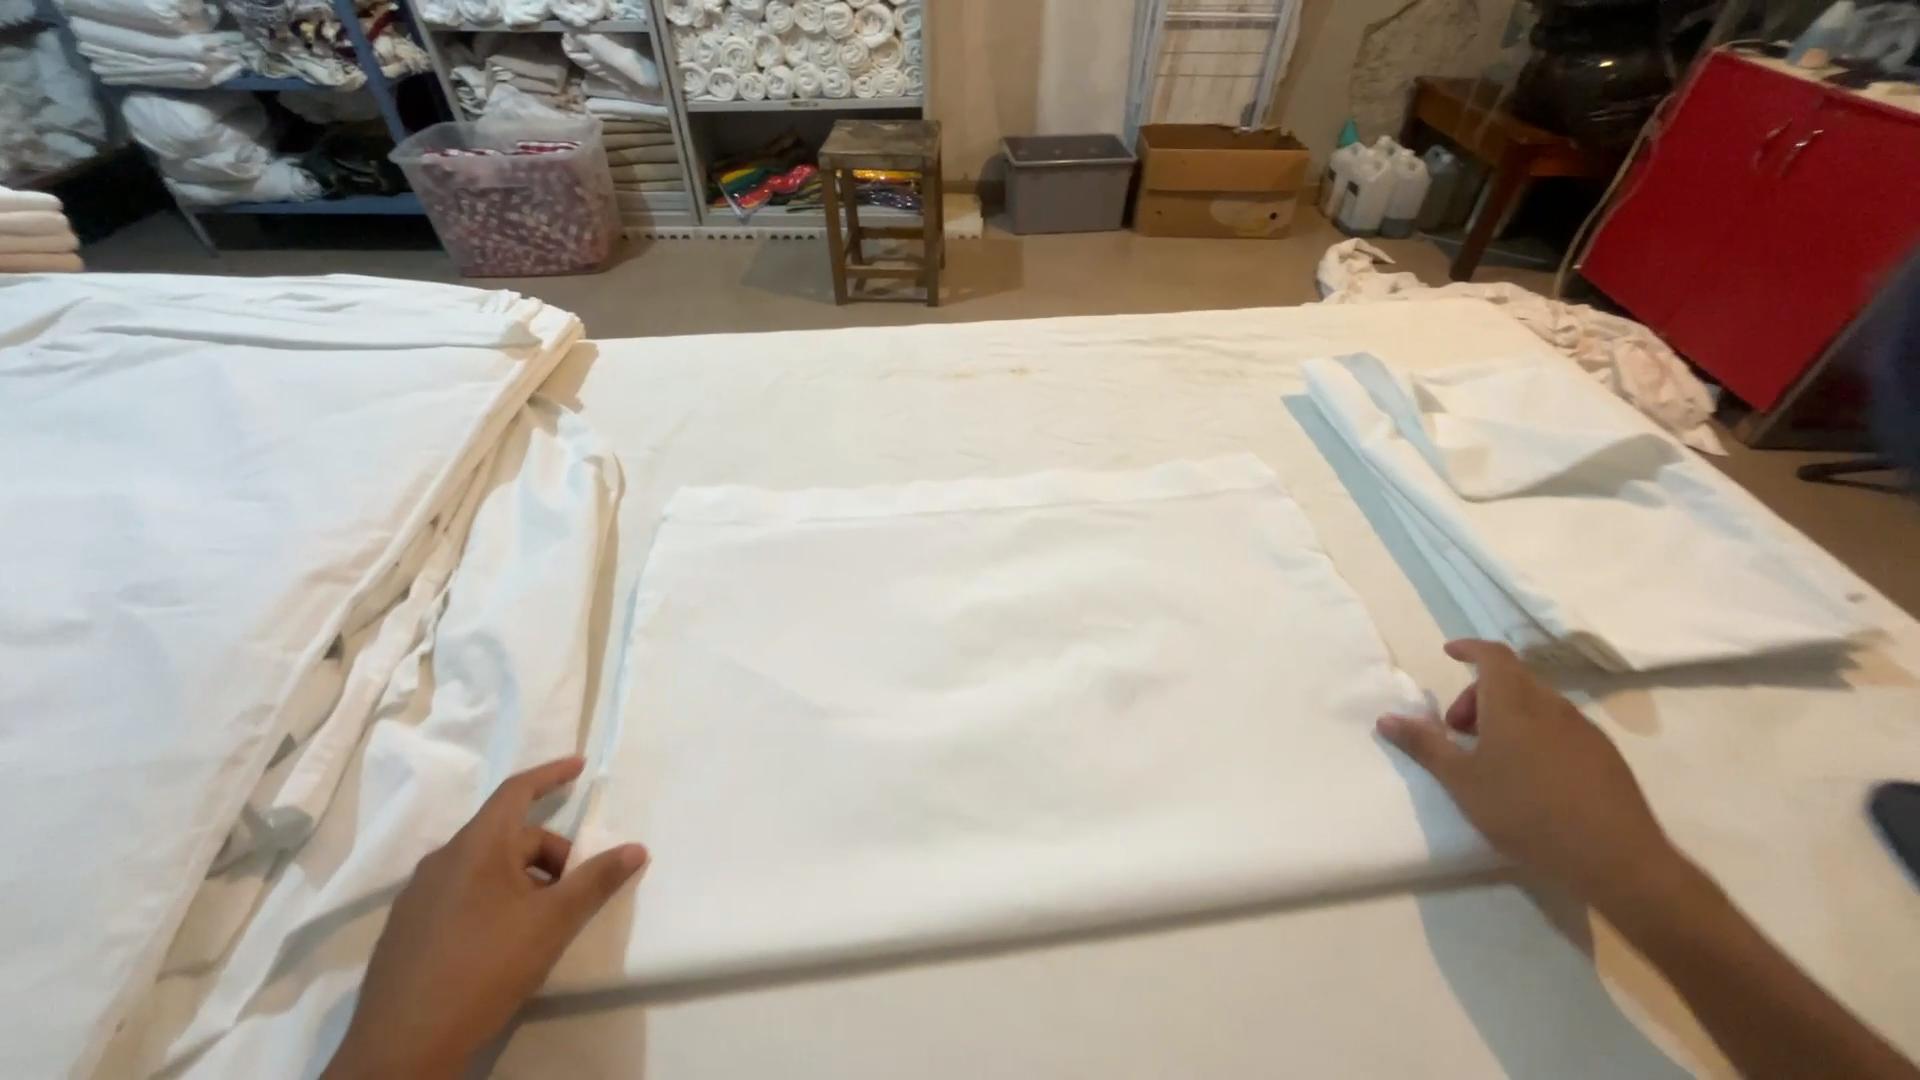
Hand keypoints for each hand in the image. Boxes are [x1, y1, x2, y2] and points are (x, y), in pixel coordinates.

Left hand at [323, 758, 648, 1079]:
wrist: (401, 1050)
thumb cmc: (485, 969)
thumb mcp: (554, 922)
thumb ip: (596, 879)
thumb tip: (636, 848)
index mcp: (476, 847)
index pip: (516, 791)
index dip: (550, 774)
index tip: (578, 765)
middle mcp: (441, 861)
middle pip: (509, 837)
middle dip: (550, 854)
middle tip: (576, 890)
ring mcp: (417, 898)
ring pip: (485, 869)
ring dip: (524, 880)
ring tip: (544, 922)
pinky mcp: (406, 932)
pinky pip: (462, 895)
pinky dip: (494, 900)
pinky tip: (504, 943)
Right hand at [1376, 640, 1680, 908]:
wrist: (1616, 859)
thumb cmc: (1526, 812)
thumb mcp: (1461, 781)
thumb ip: (1424, 745)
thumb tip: (1386, 719)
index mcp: (1514, 704)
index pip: (1493, 656)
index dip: (1470, 648)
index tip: (1450, 653)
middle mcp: (1552, 707)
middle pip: (1512, 681)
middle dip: (1478, 695)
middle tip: (1457, 730)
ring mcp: (1584, 731)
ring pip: (1537, 705)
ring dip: (1506, 715)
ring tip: (1490, 756)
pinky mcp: (1605, 756)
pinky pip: (1560, 728)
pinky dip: (1534, 733)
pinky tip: (1529, 776)